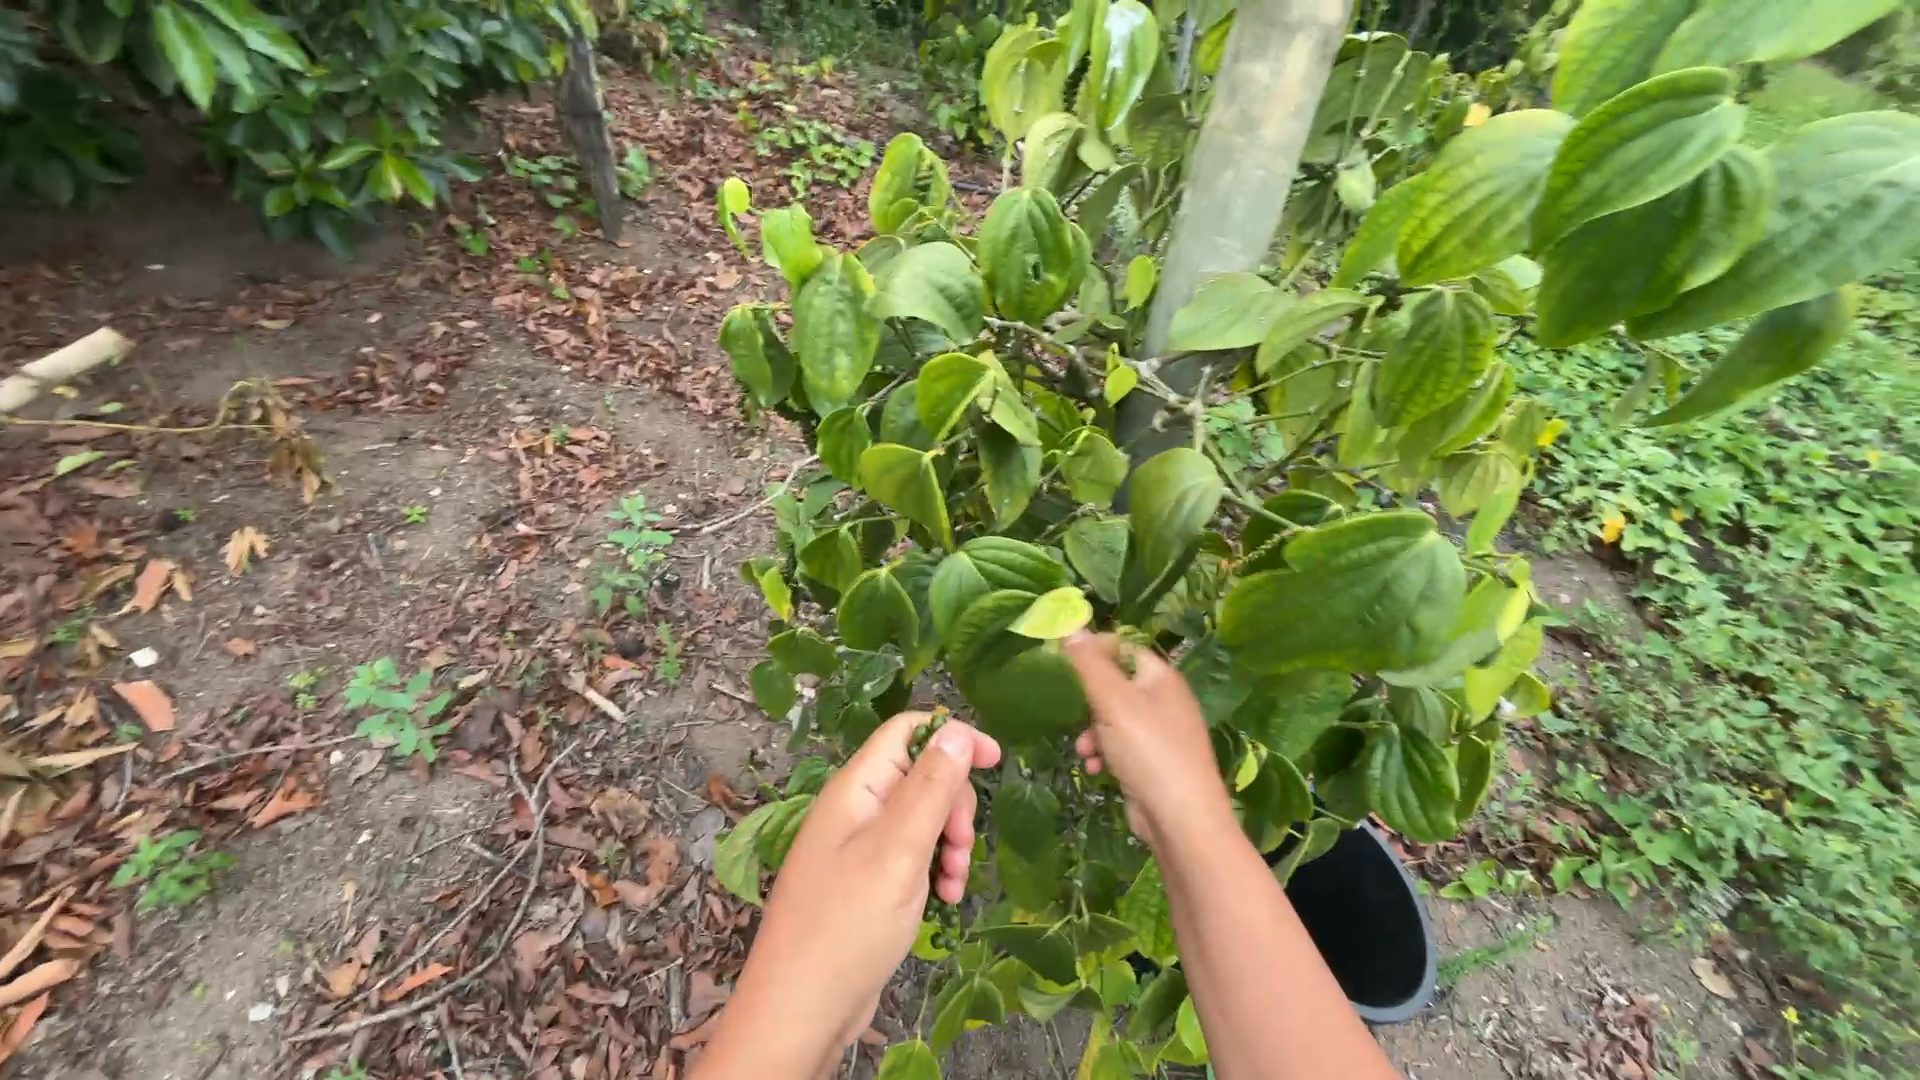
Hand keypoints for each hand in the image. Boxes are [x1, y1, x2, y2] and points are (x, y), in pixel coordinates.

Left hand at [693, 713, 1000, 1078]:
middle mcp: (857, 806)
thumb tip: (955, 729)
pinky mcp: (868, 878)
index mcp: (858, 786)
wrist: (799, 1010)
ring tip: (953, 883)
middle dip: (954, 804)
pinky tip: (943, 899)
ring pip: (924, 817)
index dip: (954, 737)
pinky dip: (935, 868)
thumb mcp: (899, 850)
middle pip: (923, 774)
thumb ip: (930, 787)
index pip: (909, 730)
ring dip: (950, 842)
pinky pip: (913, 853)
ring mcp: (861, 843)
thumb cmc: (848, 924)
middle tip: (960, 846)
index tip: (996, 761)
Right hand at [1064, 632, 1232, 850]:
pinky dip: (1104, 753)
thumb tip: (1070, 624)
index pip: (1123, 647)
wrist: (1181, 821)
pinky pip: (1119, 746)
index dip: (1094, 651)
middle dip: (1087, 700)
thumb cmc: (1150, 750)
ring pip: (1112, 718)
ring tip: (1084, 750)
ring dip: (1091, 731)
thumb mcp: (1113, 701)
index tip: (1063, 663)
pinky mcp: (1152, 762)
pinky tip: (1094, 768)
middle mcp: (1164, 700)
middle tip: (1068, 711)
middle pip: (1114, 684)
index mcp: (1161, 677)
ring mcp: (1160, 734)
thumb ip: (1088, 663)